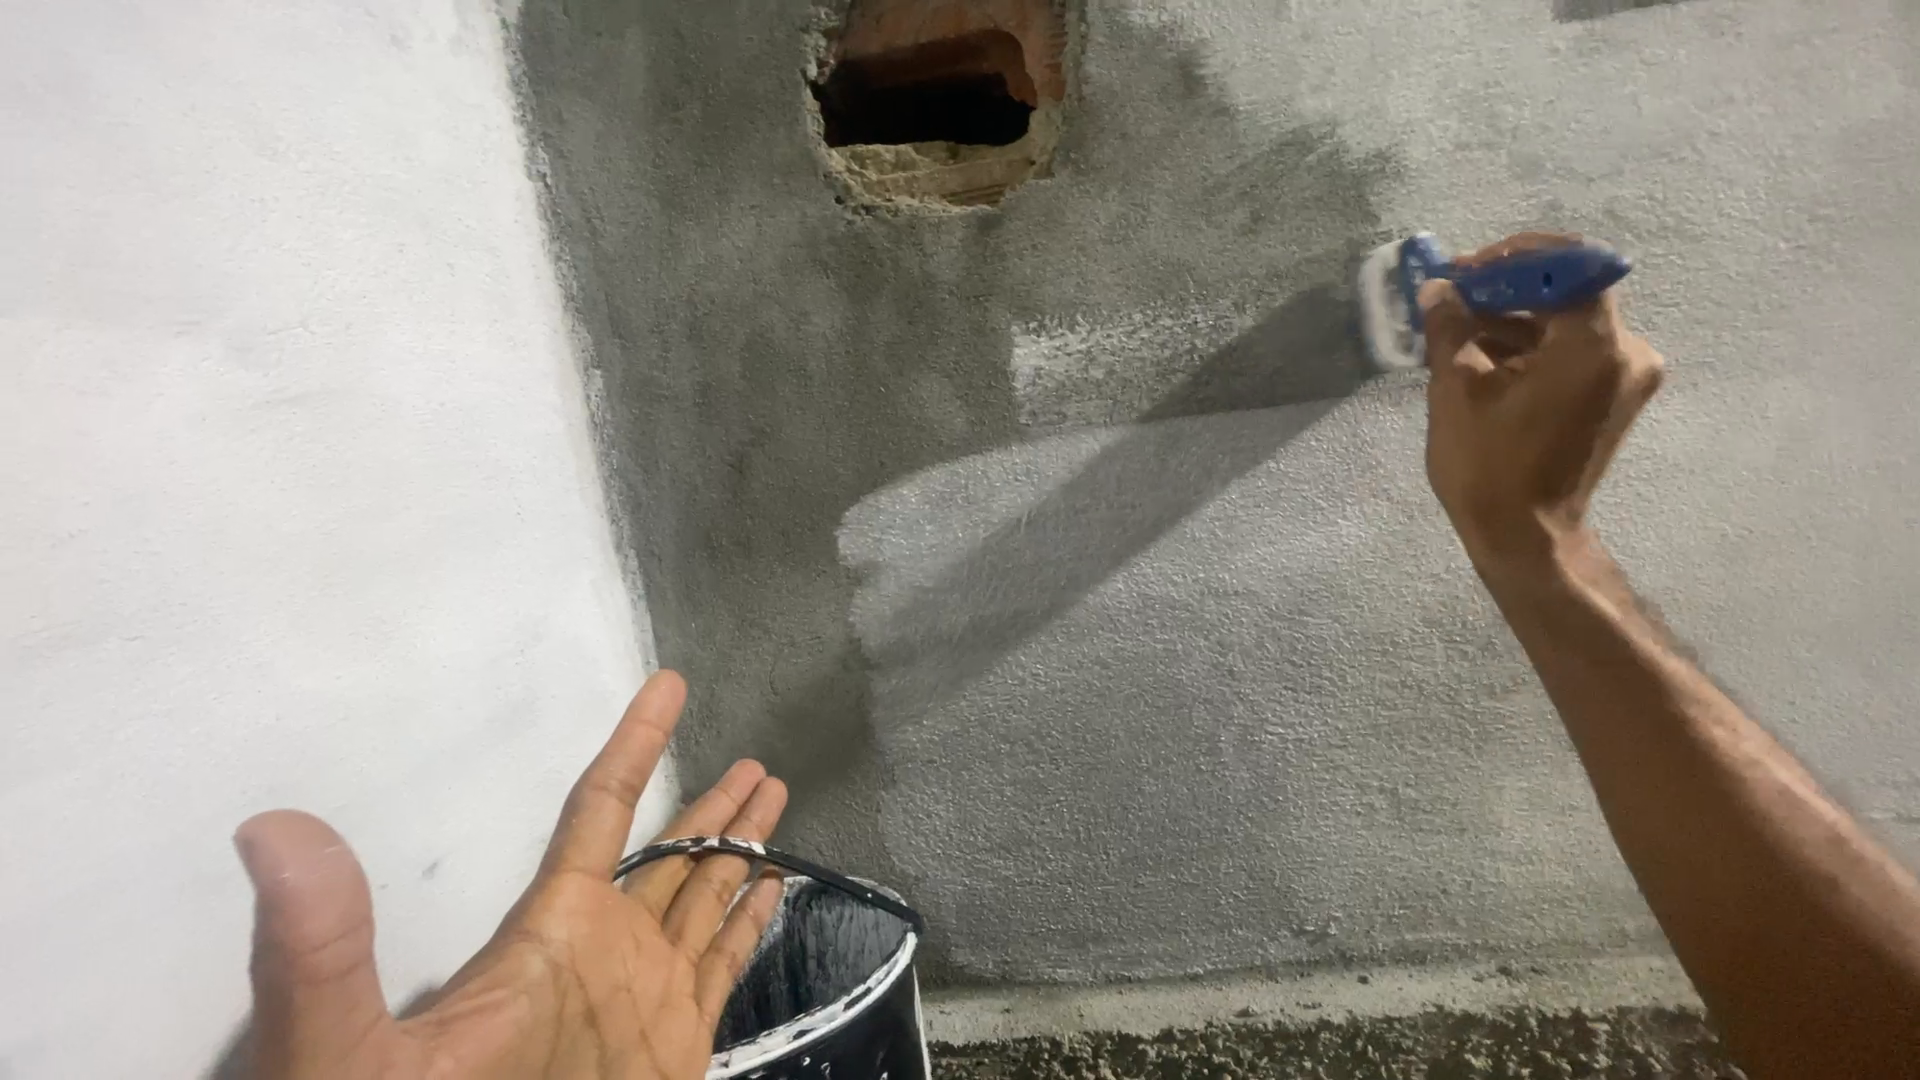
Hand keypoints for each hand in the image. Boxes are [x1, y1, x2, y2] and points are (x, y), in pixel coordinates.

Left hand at [233, 671, 788, 1079]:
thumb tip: (268, 827)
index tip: (669, 685)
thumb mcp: (338, 1049)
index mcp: (554, 923)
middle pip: (675, 849)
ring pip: (709, 894)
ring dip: (741, 845)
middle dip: (715, 803)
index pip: (605, 806)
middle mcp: (609, 942)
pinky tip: (773, 886)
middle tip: (756, 762)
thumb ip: (314, 948)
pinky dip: (754, 921)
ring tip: (772, 798)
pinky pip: (728, 960)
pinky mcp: (682, 1038)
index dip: (637, 742)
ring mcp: (650, 991)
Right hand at [1420, 231, 1665, 573]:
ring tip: (1453, 328)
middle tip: (1450, 295)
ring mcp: (1625, 374)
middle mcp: (1627, 351)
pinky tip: (1479, 354)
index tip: (1465, 269)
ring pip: (1565, 323)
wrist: (1522, 532)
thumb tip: (1439, 289)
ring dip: (1511, 318)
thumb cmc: (1486, 465)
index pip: (1570, 265)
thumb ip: (1450, 329)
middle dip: (1506, 288)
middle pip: (1567, 293)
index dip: (1514, 257)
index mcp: (1595, 346)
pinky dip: (1528, 345)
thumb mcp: (1455, 392)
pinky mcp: (1612, 395)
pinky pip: (1570, 351)